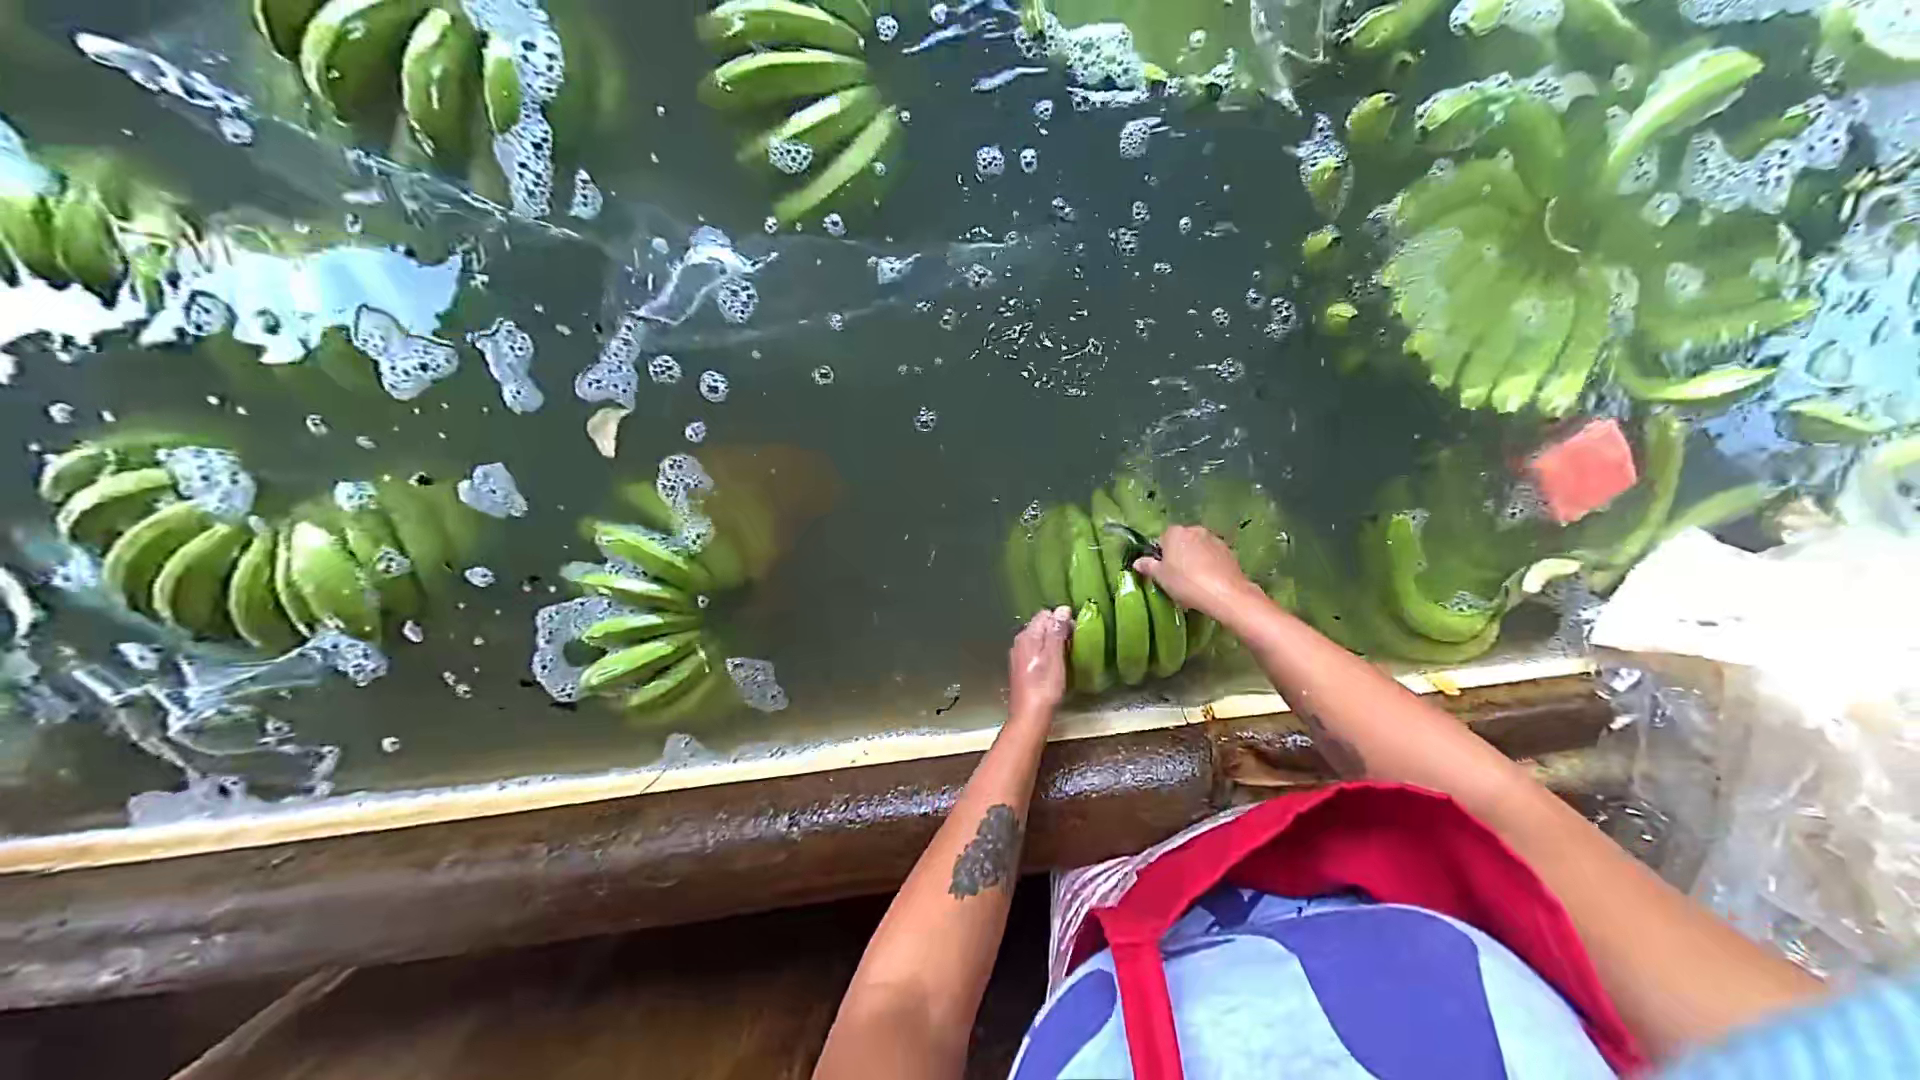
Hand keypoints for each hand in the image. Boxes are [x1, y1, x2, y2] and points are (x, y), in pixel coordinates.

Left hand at [1007, 606, 1071, 720]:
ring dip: (1053, 645)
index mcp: (1027, 636)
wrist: (1029, 716)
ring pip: (1039, 640)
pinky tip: (1055, 668)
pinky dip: (1047, 656)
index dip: (1061, 620)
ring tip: (1066, 658)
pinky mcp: (1021, 669)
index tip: (1073, 633)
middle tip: (1072, 646)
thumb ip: (1057, 631)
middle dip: (1058, 631)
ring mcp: (1019, 656)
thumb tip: (1062, 609)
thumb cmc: (1044, 686)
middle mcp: (1020, 642)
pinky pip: (1036, 653)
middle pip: (1042, 626)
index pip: (1045, 614)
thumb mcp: (1055, 656)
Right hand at [1133, 525, 1257, 615]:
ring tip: (1194, 579)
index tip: (1162, 570)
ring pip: (1198, 547)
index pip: (1162, 539)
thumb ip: (1148, 566)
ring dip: (1195, 558)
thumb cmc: (1186, 583)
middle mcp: (1195, 530)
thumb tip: (1138, 562)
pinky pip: (1212, 555)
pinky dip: (1209, 564)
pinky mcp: (1229, 551)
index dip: (1160, 554)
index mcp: (1175, 532)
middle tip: (1176, 575)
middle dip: (1178, 554)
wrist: (1225, 594)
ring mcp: (1214, 539)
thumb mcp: (1161, 577)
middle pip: (1181, 541)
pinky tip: (1209, 580)